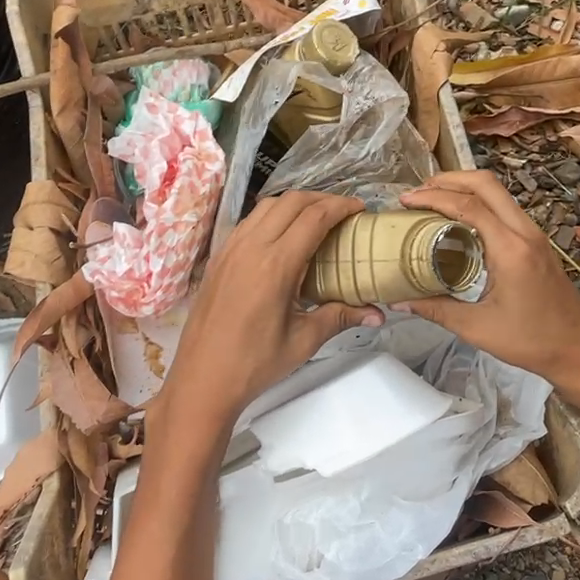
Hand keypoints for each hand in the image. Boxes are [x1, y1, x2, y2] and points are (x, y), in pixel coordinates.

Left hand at [155, 192, 383, 435]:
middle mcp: (251, 248)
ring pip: (265, 207)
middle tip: (343, 211)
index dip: (340, 207)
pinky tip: (283, 237)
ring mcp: (230, 250)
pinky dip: (271, 217)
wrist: (202, 380)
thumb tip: (377, 313)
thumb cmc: (254, 364)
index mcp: (275, 265)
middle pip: (290, 202)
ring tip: (316, 218)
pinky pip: (248, 223)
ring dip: (294, 205)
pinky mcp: (218, 259)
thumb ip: (340, 317)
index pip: (314, 218)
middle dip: (321, 199)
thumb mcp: (303, 341)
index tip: (360, 209)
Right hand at [398, 171, 579, 397]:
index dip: (434, 197)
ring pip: (499, 193)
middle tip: (419, 191)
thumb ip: (436, 309)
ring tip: (434, 200)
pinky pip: (506, 209)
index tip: (406, 200)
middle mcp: (526, 233)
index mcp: (511, 249)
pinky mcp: (538, 242)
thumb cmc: (532, 342)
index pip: (469, 206)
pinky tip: (460, 221)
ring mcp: (535, 235)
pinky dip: (480, 203)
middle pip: (487, 184)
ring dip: (466, 188)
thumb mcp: (478, 328)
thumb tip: (398, 300)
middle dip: (449, 179)